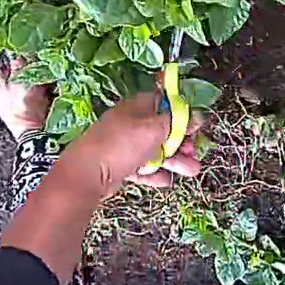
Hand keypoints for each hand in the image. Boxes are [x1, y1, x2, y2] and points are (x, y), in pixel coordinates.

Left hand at [51, 91, 203, 195]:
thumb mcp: (155, 128)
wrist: (87, 173)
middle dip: (182, 142)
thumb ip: (177, 122)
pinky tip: (166, 181)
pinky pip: (143, 167)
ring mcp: (124, 145)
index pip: (165, 103)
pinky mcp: (120, 165)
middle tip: (194, 152)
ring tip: (192, 171)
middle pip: (164, 130)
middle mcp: (132, 123)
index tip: (196, 126)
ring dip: (175, 160)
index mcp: (138, 107)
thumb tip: (196, 115)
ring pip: (156, 151)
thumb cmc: (123, 144)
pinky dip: (155, 173)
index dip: (183, 113)